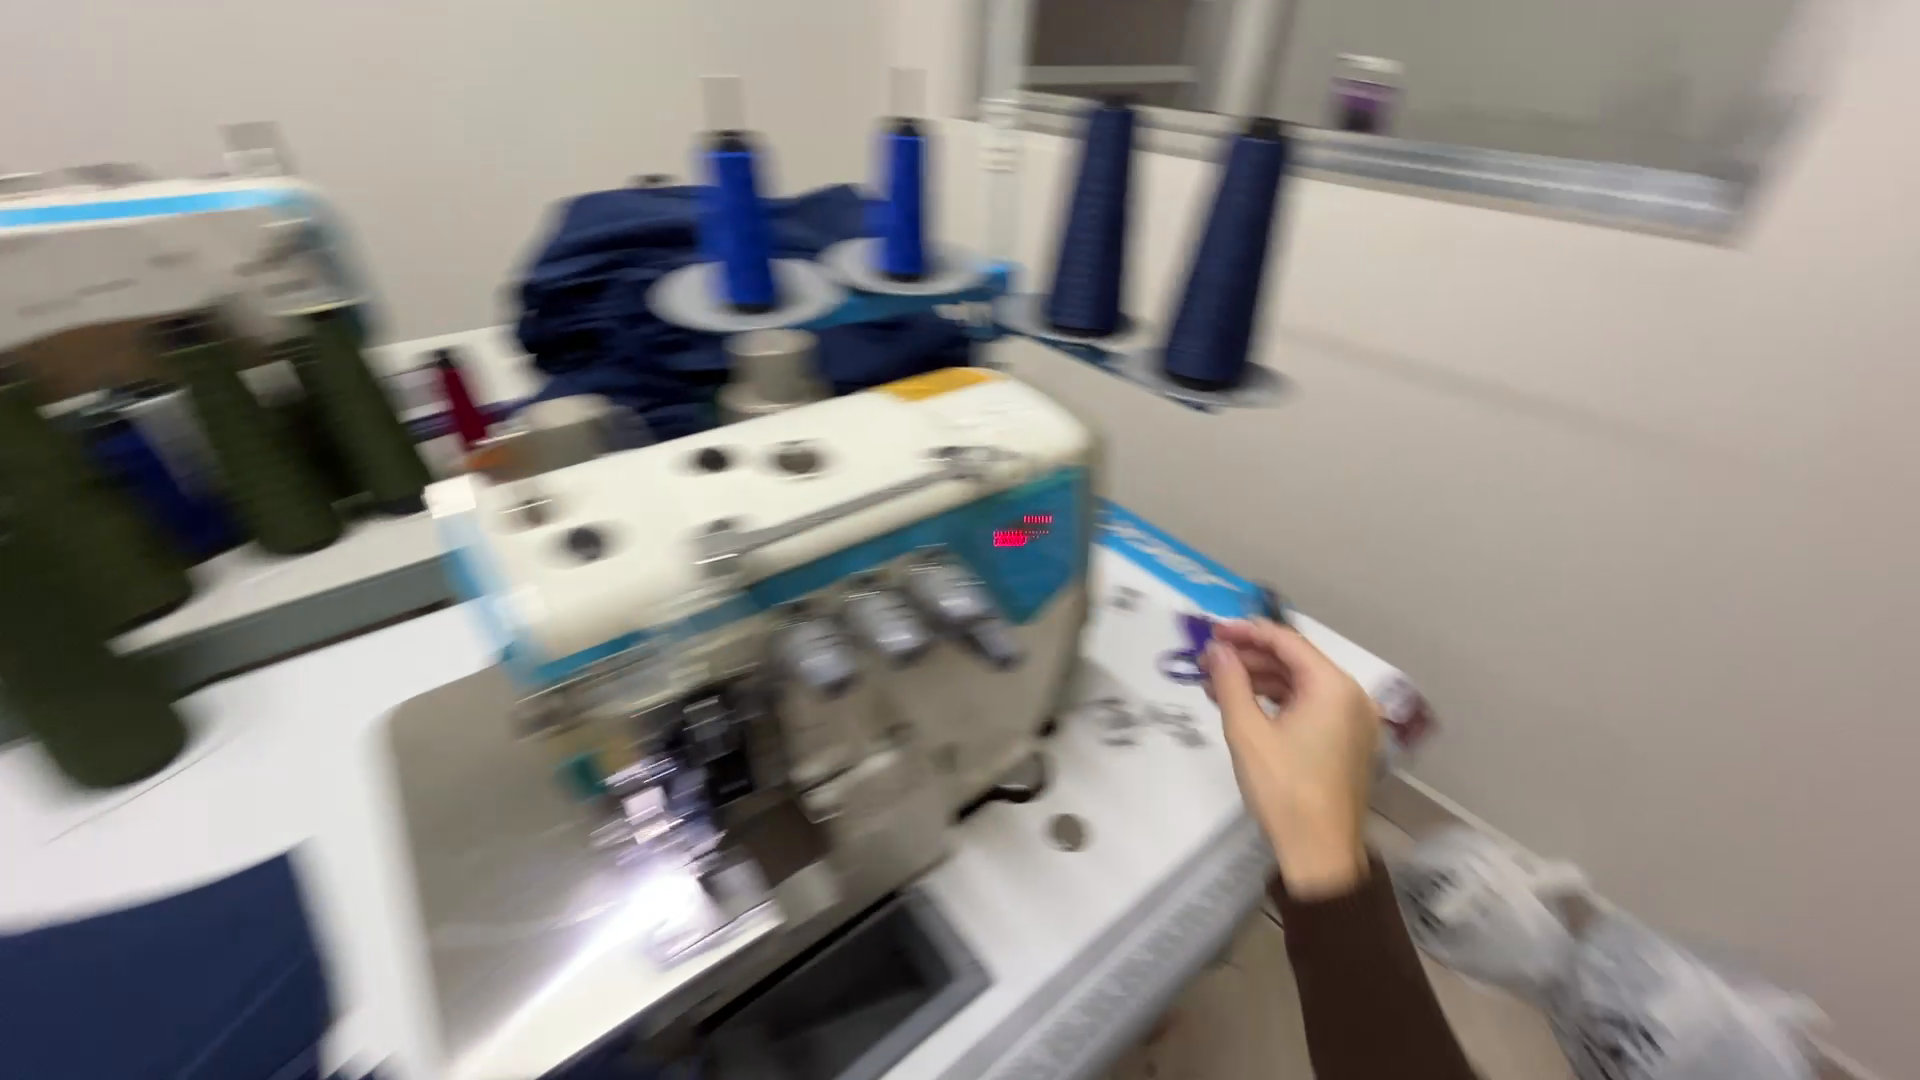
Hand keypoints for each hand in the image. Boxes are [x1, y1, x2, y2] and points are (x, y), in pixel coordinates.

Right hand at [1203, 618, 1379, 897]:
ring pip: (1299, 683)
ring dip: (1258, 679)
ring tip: (1215, 684)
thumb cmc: (1283, 788)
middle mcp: (1351, 696)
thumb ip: (1230, 681)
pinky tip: (1241, 704)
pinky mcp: (1346, 740)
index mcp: (1333, 687)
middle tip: (1207, 661)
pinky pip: (1308, 705)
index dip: (1246, 632)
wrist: (1319, 852)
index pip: (1287, 641)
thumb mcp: (1246, 731)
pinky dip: (1275, 700)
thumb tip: (1216, 650)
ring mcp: (1352, 719)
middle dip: (1248, 657)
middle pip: (1294, 660)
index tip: (1212, 632)